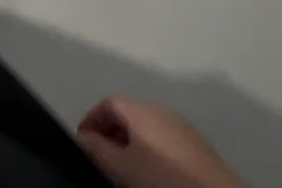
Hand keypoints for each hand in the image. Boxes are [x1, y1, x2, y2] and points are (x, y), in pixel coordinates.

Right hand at [75, 97, 245, 187]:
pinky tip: (153, 171)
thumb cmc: (163, 178)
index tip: (83, 142)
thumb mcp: (122, 168)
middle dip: (110, 131)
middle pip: (128, 112)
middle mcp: (161, 109)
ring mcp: (183, 126)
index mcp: (140, 109)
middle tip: (101, 156)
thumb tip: (83, 138)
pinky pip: (164, 138)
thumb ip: (98, 150)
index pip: (108, 102)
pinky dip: (151, 148)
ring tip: (125, 166)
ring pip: (147, 126)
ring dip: (131, 141)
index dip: (91, 120)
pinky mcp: (198, 145)